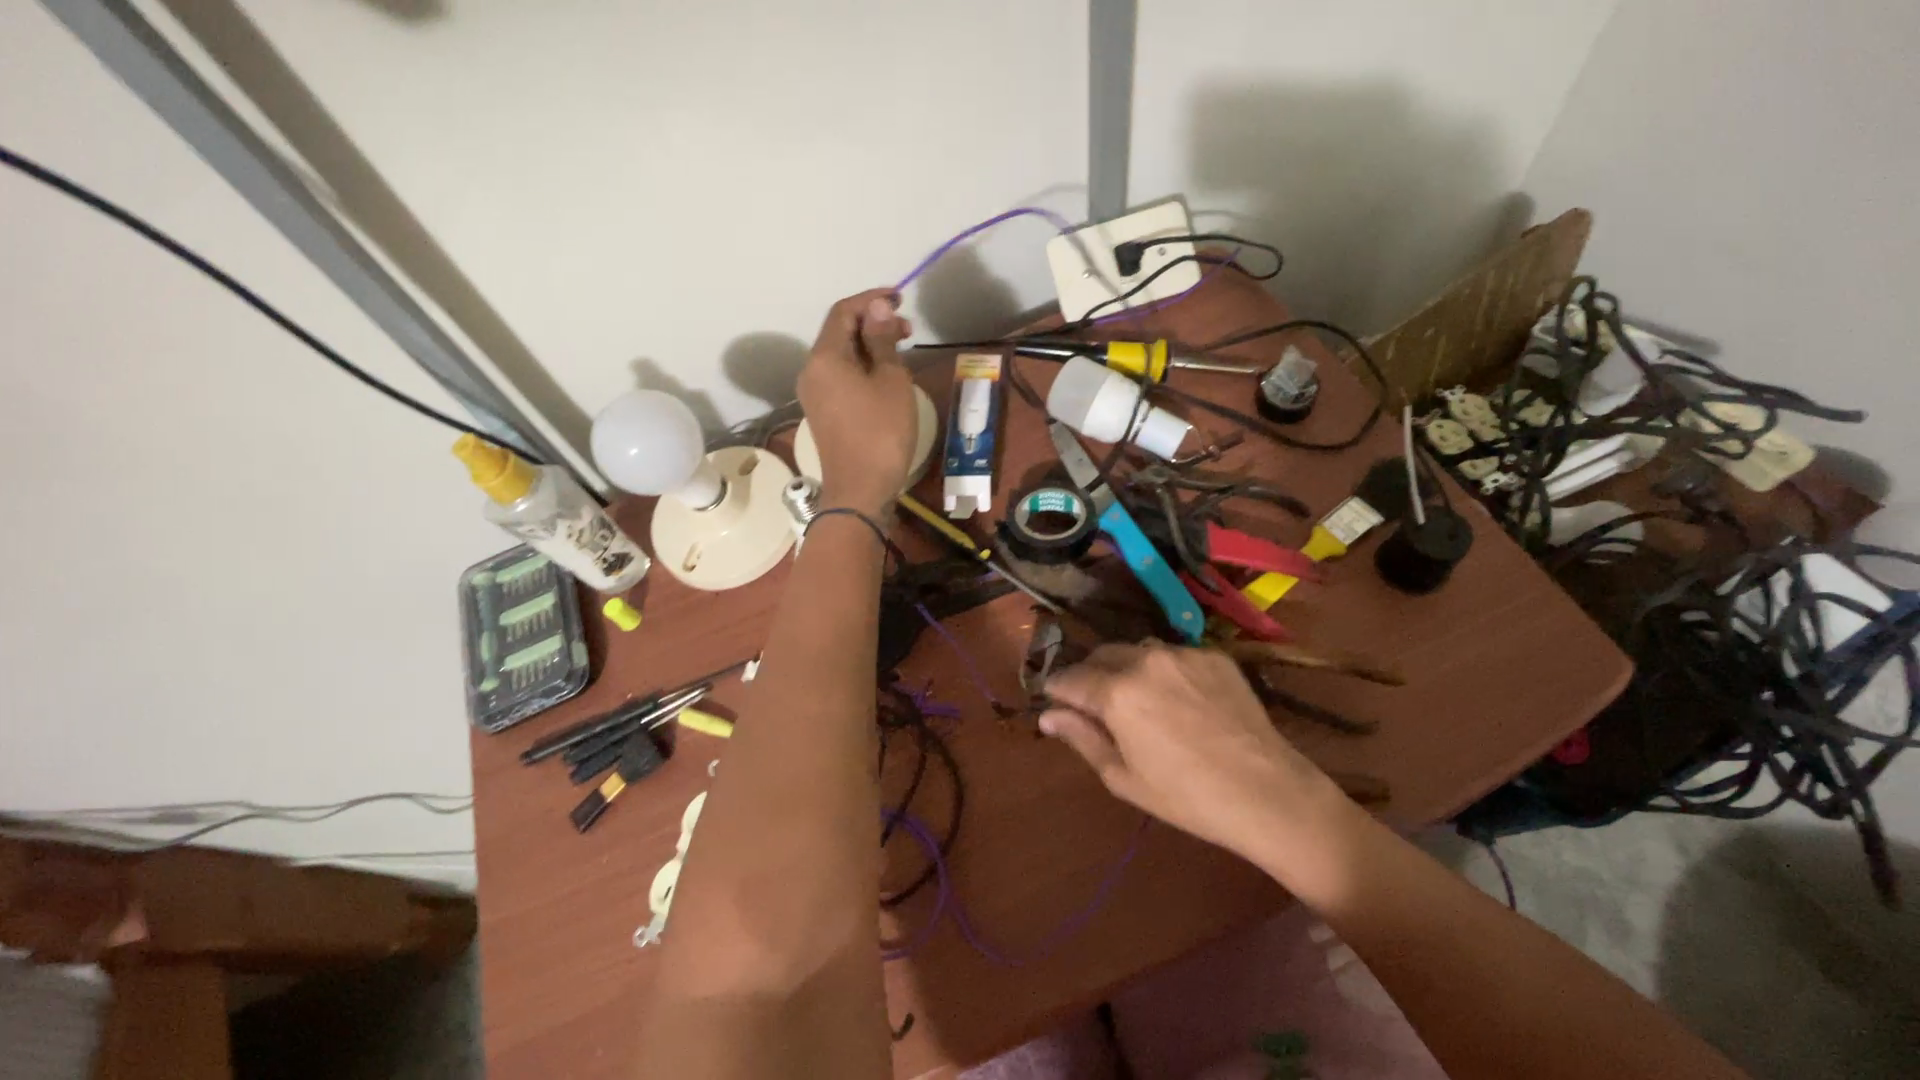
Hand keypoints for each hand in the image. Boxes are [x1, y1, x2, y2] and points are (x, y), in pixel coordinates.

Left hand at [798, 288, 916, 516]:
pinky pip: (841, 376)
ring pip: (841, 356)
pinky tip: (886, 375)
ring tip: (902, 350)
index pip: (843, 312)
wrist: (860, 490)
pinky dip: (863, 366)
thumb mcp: (891, 381)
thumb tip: (877, 307)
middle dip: (873, 323)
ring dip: (870, 346)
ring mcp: (814, 393)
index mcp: (824, 358)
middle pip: (839, 333)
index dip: (871, 299)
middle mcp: (811, 371)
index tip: (901, 297)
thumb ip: (882, 340)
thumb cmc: (881, 433)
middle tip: (908, 328)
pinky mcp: (823, 412)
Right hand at [1039, 642, 1346, 860]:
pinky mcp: (1214, 656)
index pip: (1069, 678)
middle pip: (1101, 655)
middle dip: (1091, 676)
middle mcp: (1145, 660)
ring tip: (1140, 701)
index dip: (1056, 691)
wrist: (1266, 791)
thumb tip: (1049, 715)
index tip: (1055, 703)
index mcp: (1116, 692)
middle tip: (1096, 706)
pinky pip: (1175, 656)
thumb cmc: (1186, 796)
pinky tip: (1180, 702)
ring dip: (1128, 669)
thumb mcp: (1123, 777)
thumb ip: (1082, 738)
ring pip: (1138, 651)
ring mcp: (1183, 654)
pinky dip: (1166, 672)